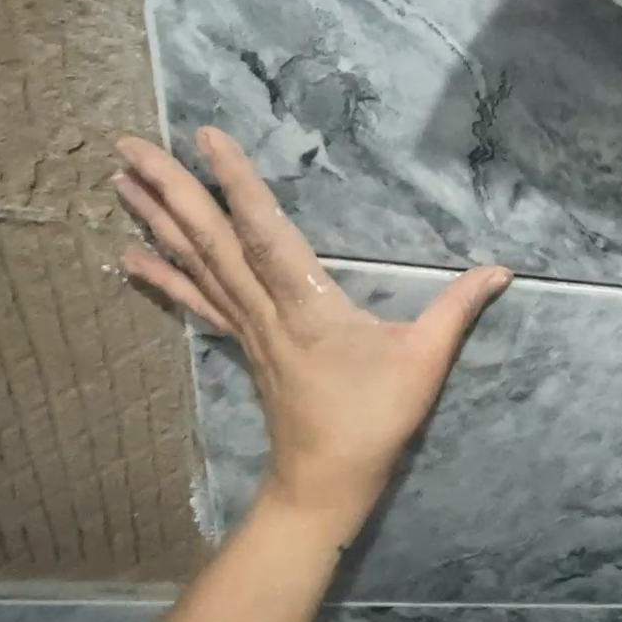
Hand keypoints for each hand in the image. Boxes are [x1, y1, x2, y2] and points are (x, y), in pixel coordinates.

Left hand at [112, 128, 512, 524]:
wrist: (324, 483)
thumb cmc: (375, 419)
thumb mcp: (426, 360)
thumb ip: (459, 308)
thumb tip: (502, 268)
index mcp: (308, 307)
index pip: (267, 235)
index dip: (239, 186)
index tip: (206, 138)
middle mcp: (266, 311)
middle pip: (212, 243)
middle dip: (171, 191)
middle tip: (126, 144)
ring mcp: (248, 329)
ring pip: (197, 267)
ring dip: (157, 221)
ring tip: (119, 180)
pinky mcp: (245, 345)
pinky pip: (198, 302)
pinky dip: (163, 276)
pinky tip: (130, 256)